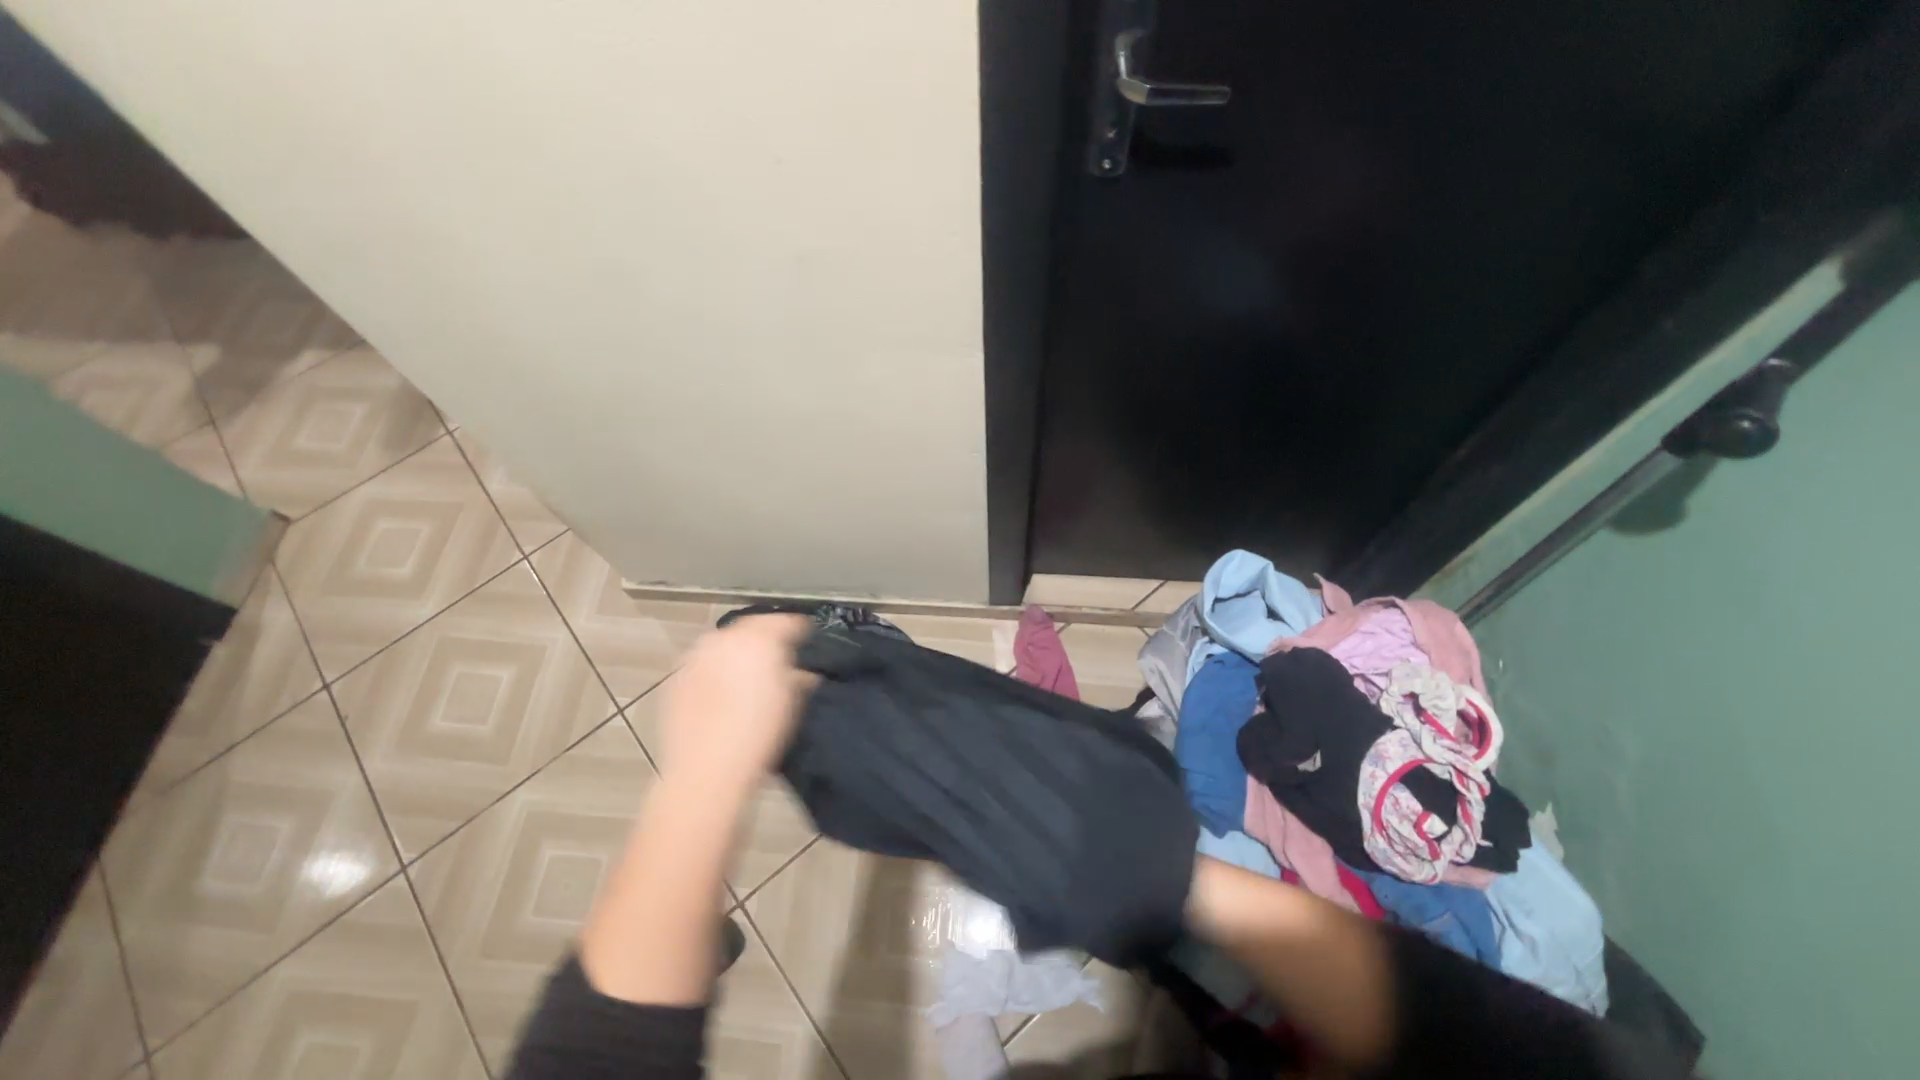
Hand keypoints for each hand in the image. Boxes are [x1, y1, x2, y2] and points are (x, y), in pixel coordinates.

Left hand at [654, 614, 813, 794]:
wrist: (705, 770)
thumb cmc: (758, 735)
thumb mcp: (791, 704)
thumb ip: (797, 677)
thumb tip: (801, 672)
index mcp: (758, 639)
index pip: (783, 622)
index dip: (797, 630)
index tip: (805, 639)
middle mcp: (723, 639)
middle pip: (748, 630)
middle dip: (762, 641)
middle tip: (775, 660)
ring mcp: (694, 657)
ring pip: (721, 646)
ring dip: (734, 656)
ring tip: (745, 678)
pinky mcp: (675, 679)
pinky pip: (700, 667)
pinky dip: (712, 673)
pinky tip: (719, 695)